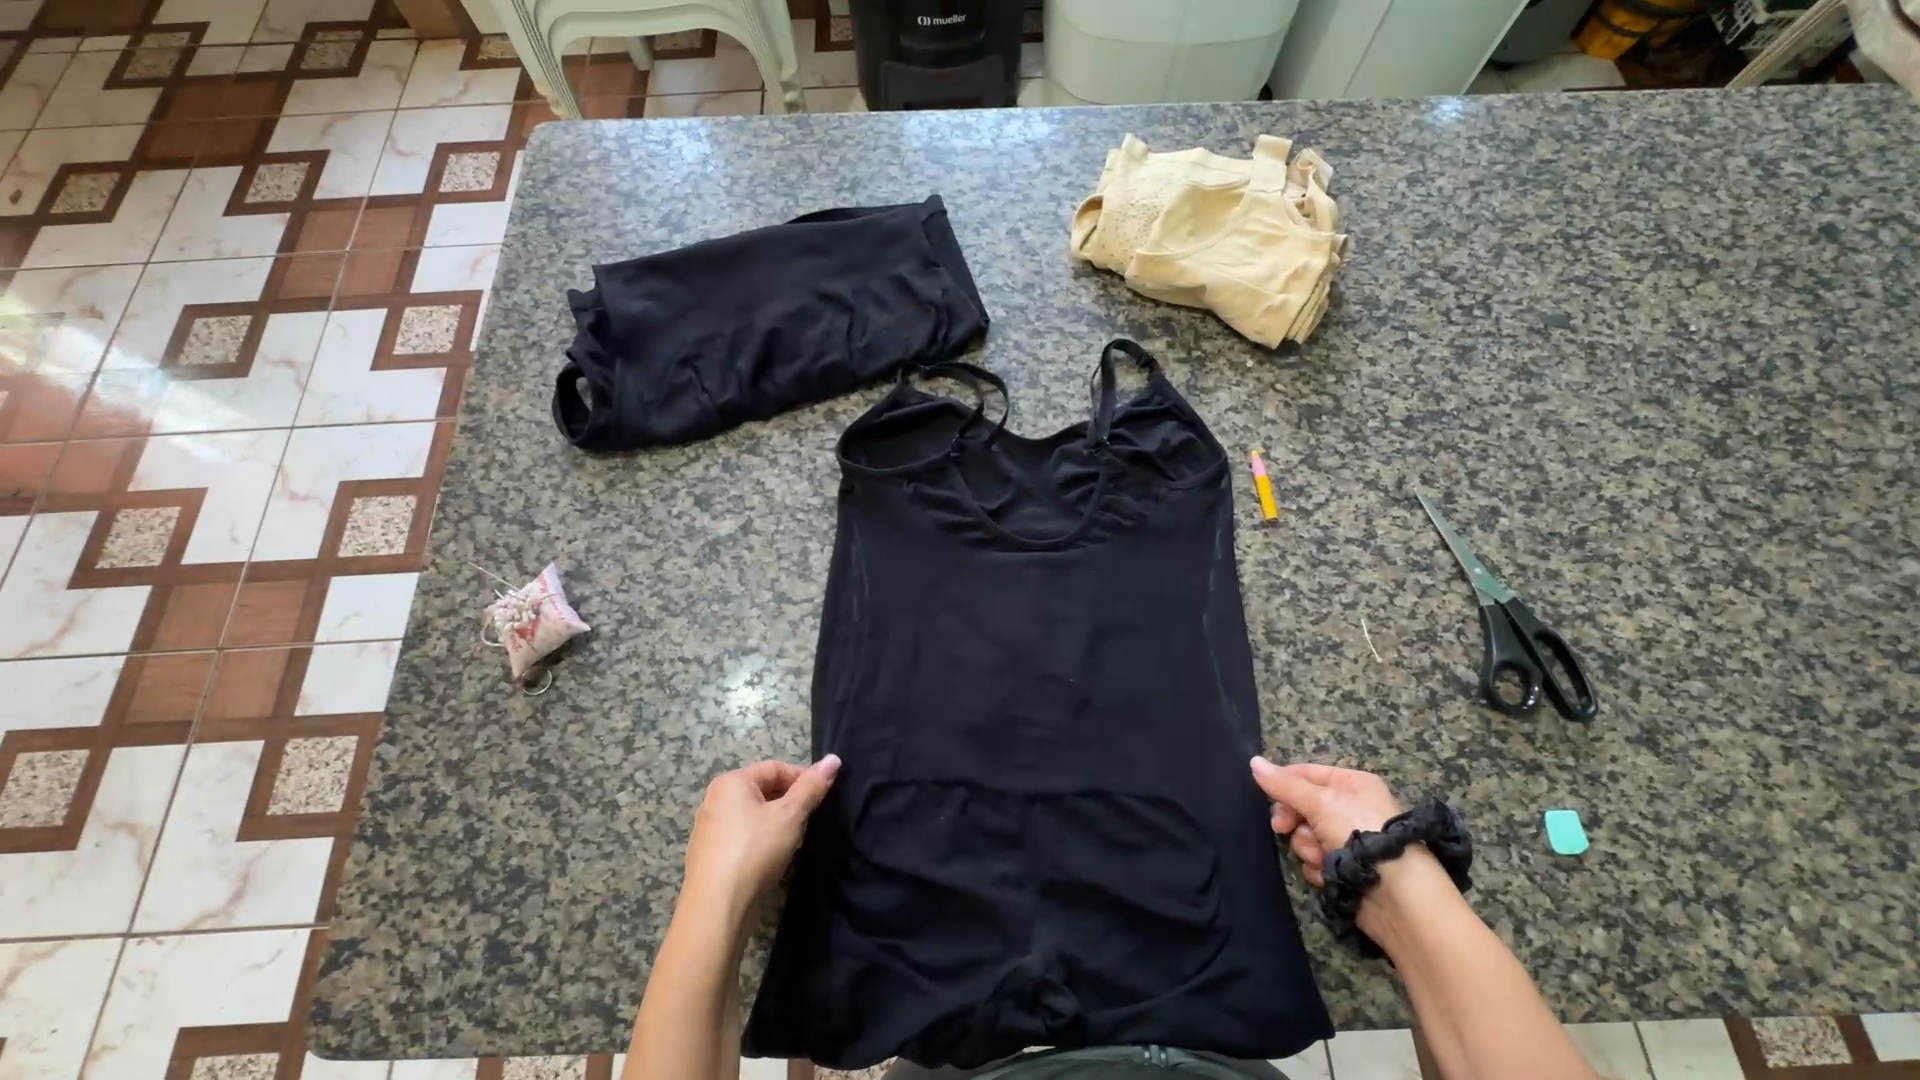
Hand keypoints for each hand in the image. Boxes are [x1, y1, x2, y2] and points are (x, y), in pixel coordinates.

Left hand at [682, 756, 840, 919]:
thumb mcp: (790, 816)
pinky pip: (742, 836)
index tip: (823, 795)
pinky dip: (761, 840)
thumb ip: (811, 787)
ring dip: (777, 822)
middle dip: (789, 802)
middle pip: (762, 790)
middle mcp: (715, 800)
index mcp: (731, 782)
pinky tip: (772, 858)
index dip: (803, 777)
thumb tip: (833, 759)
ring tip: (794, 840)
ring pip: (753, 815)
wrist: (716, 908)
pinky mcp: (710, 855)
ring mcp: (709, 829)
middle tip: (809, 820)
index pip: (774, 768)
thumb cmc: (754, 851)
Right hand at [1249, 758, 1401, 886]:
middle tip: (1283, 828)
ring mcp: (1348, 840)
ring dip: (1307, 847)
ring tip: (1320, 857)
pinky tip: (1327, 872)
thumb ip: (1285, 785)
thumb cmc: (1361, 833)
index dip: (1284, 783)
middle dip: (1294, 821)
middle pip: (1302, 806)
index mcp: (1352, 784)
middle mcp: (1351, 808)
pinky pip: (1315, 860)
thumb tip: (1253, 762)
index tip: (1265, 795)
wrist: (1395, 893)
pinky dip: (1317, 866)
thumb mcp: (1320, 802)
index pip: (1306, 773)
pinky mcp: (1345, 868)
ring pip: (1306, 836)